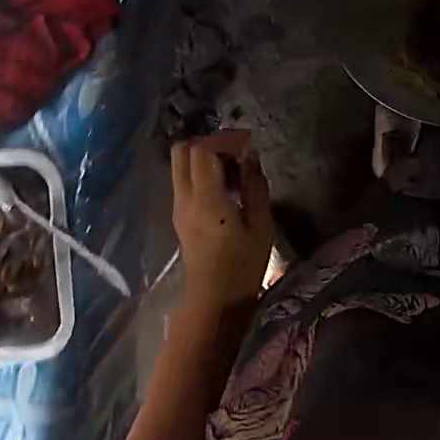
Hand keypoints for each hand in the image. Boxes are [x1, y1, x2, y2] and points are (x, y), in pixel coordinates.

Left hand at [170, 131, 273, 314]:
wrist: (215, 300)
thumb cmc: (243, 265)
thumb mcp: (261, 224)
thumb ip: (254, 185)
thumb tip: (249, 156)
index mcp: (205, 199)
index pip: (202, 151)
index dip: (224, 139)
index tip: (247, 142)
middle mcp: (184, 198)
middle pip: (182, 151)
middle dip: (208, 142)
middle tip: (236, 150)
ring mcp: (178, 207)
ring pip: (181, 165)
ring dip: (205, 157)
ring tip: (235, 169)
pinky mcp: (180, 215)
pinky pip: (186, 181)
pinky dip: (203, 173)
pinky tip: (228, 186)